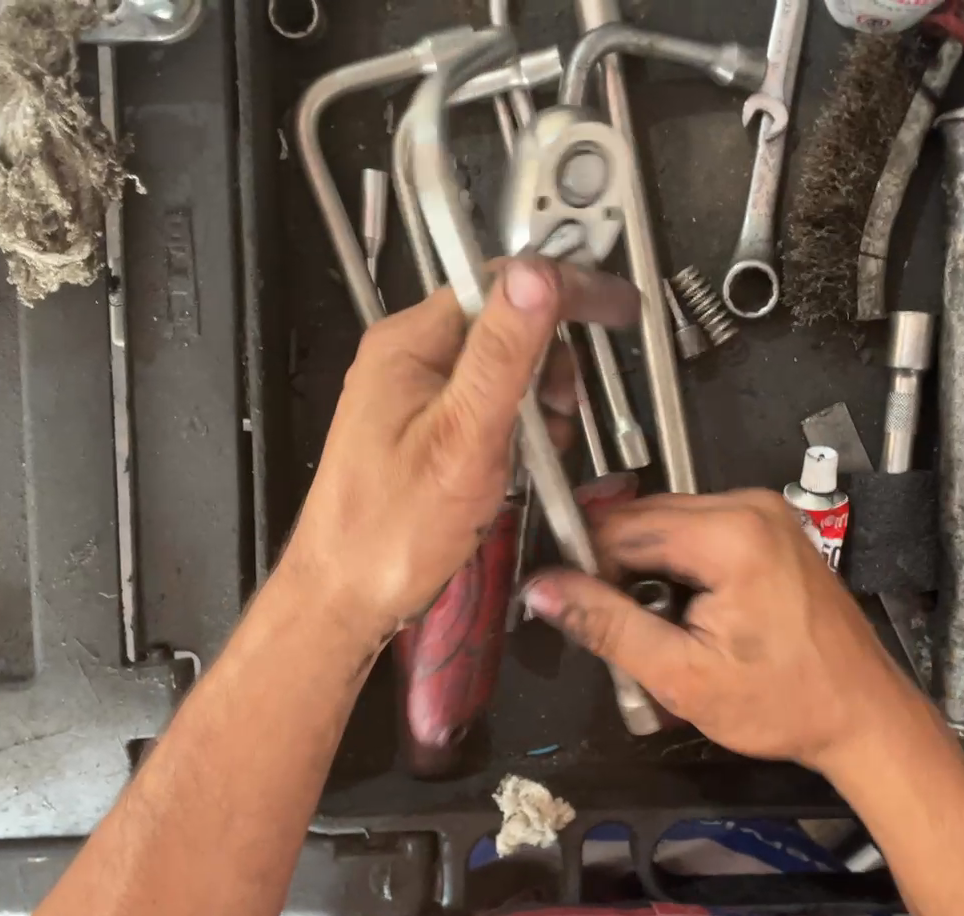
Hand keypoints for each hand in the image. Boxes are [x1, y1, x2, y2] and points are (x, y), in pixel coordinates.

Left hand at [281, 258, 638, 639]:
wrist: (343, 596)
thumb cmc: (396, 529)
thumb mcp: (462, 440)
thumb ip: (502, 356)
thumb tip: (536, 271)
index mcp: (410, 343)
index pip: (499, 284)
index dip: (565, 291)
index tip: (620, 311)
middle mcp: (407, 356)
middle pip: (501, 325)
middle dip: (549, 361)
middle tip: (568, 413)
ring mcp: (410, 394)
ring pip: (496, 370)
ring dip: (535, 401)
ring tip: (545, 450)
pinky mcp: (418, 429)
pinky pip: (479, 406)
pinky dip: (513, 426)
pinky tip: (521, 462)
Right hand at [521, 490, 932, 770]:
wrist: (863, 715)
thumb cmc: (779, 703)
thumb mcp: (680, 674)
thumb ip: (606, 624)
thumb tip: (541, 590)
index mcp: (729, 533)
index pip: (621, 526)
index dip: (584, 564)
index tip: (567, 606)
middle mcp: (747, 505)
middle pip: (643, 518)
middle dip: (614, 566)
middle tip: (609, 623)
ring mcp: (763, 512)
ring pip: (665, 523)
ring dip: (641, 566)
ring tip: (648, 622)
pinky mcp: (768, 528)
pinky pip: (695, 531)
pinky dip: (672, 563)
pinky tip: (678, 607)